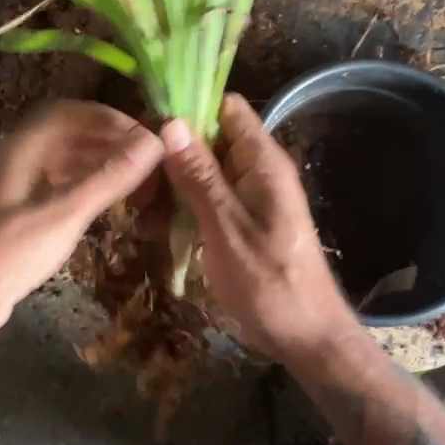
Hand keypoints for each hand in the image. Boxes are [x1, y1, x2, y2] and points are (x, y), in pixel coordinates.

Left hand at [0, 101, 163, 339]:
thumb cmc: (10, 251)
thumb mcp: (65, 213)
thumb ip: (109, 177)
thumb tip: (154, 141)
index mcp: (23, 147)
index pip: (70, 112)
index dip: (109, 118)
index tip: (144, 135)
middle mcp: (17, 158)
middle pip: (68, 134)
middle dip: (108, 141)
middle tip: (146, 160)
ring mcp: (15, 186)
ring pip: (63, 161)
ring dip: (97, 163)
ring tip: (135, 179)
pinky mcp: (17, 212)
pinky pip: (56, 185)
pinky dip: (84, 185)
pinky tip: (105, 203)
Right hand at [161, 93, 356, 361]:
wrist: (307, 338)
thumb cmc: (270, 284)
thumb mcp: (226, 228)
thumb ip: (200, 176)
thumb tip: (171, 122)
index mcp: (263, 163)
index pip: (228, 108)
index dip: (190, 107)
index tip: (149, 123)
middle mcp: (259, 172)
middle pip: (212, 137)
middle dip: (175, 147)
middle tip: (137, 172)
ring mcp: (252, 197)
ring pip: (206, 169)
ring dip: (175, 180)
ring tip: (140, 201)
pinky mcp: (244, 221)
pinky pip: (211, 197)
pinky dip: (185, 203)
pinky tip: (157, 222)